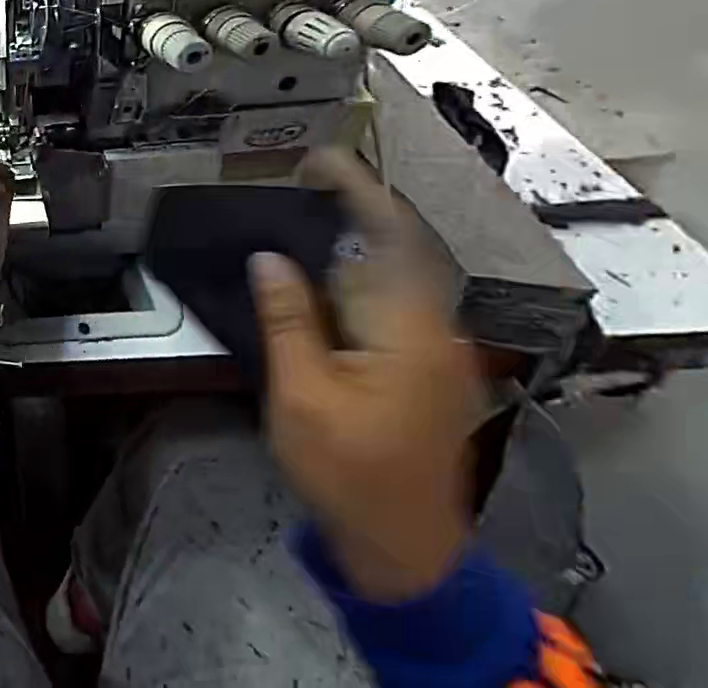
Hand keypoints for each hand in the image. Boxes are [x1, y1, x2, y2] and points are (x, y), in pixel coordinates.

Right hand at [250, 148, 484, 601]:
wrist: (405, 545)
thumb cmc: (348, 472)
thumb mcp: (302, 396)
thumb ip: (288, 320)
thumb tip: (269, 258)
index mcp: (407, 329)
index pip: (386, 238)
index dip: (355, 190)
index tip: (318, 161)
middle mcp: (435, 327)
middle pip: (401, 245)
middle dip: (357, 204)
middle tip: (307, 180)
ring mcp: (439, 345)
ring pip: (401, 269)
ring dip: (361, 235)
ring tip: (315, 211)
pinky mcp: (430, 361)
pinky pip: (398, 295)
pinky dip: (365, 269)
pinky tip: (333, 270)